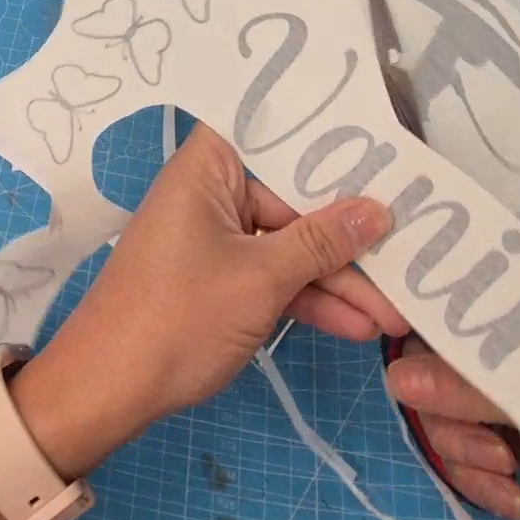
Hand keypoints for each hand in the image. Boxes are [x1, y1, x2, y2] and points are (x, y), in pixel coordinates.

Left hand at [11, 122, 405, 478]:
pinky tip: (357, 325)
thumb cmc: (181, 314)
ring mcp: (213, 237)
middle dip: (346, 235)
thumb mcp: (261, 277)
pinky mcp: (217, 276)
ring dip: (335, 278)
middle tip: (410, 253)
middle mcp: (209, 192)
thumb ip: (322, 242)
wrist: (110, 387)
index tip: (380, 145)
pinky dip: (306, 297)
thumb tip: (378, 210)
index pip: (271, 132)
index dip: (323, 137)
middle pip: (289, 197)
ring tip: (396, 311)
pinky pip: (270, 274)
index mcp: (207, 168)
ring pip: (286, 243)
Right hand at [386, 340, 519, 519]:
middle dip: (445, 416)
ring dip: (464, 456)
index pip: (445, 309)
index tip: (406, 375)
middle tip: (494, 452)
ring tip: (510, 480)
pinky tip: (516, 501)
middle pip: (433, 372)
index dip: (412, 331)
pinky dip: (483, 484)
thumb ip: (489, 396)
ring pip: (449, 420)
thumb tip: (398, 380)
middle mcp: (519, 360)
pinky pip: (478, 462)